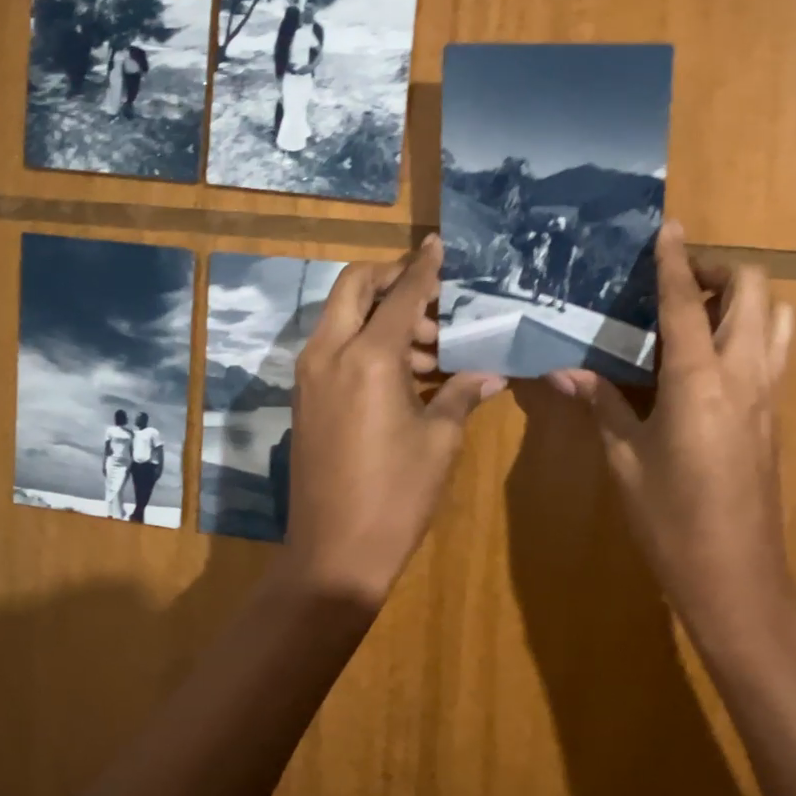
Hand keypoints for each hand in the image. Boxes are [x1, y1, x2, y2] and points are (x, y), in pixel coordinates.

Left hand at [281, 236, 506, 606]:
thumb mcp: (439, 442)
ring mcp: (309, 376)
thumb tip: (490, 374)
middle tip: (432, 298)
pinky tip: (406, 375)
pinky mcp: (305, 398)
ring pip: (343, 317)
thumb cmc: (397, 496)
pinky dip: (366, 343)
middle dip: (392, 279)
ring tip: (430, 352)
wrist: (334, 553)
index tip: (438, 243)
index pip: (401, 294)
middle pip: (355, 287)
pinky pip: (335, 348)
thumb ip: (461, 395)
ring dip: (382, 316)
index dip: (424, 267)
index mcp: (367, 358)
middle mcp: (329, 353)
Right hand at [549, 222, 795, 628]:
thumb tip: (565, 370)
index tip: (668, 227)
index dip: (676, 259)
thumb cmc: (672, 521)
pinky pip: (775, 350)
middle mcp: (744, 374)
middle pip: (754, 290)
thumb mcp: (626, 461)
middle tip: (676, 283)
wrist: (738, 578)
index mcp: (700, 381)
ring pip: (777, 316)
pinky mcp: (776, 415)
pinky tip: (708, 359)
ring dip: (743, 299)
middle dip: (719, 270)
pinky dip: (750, 331)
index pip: (687, 302)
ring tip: (697, 315)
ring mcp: (769, 394)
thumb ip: (603, 405)